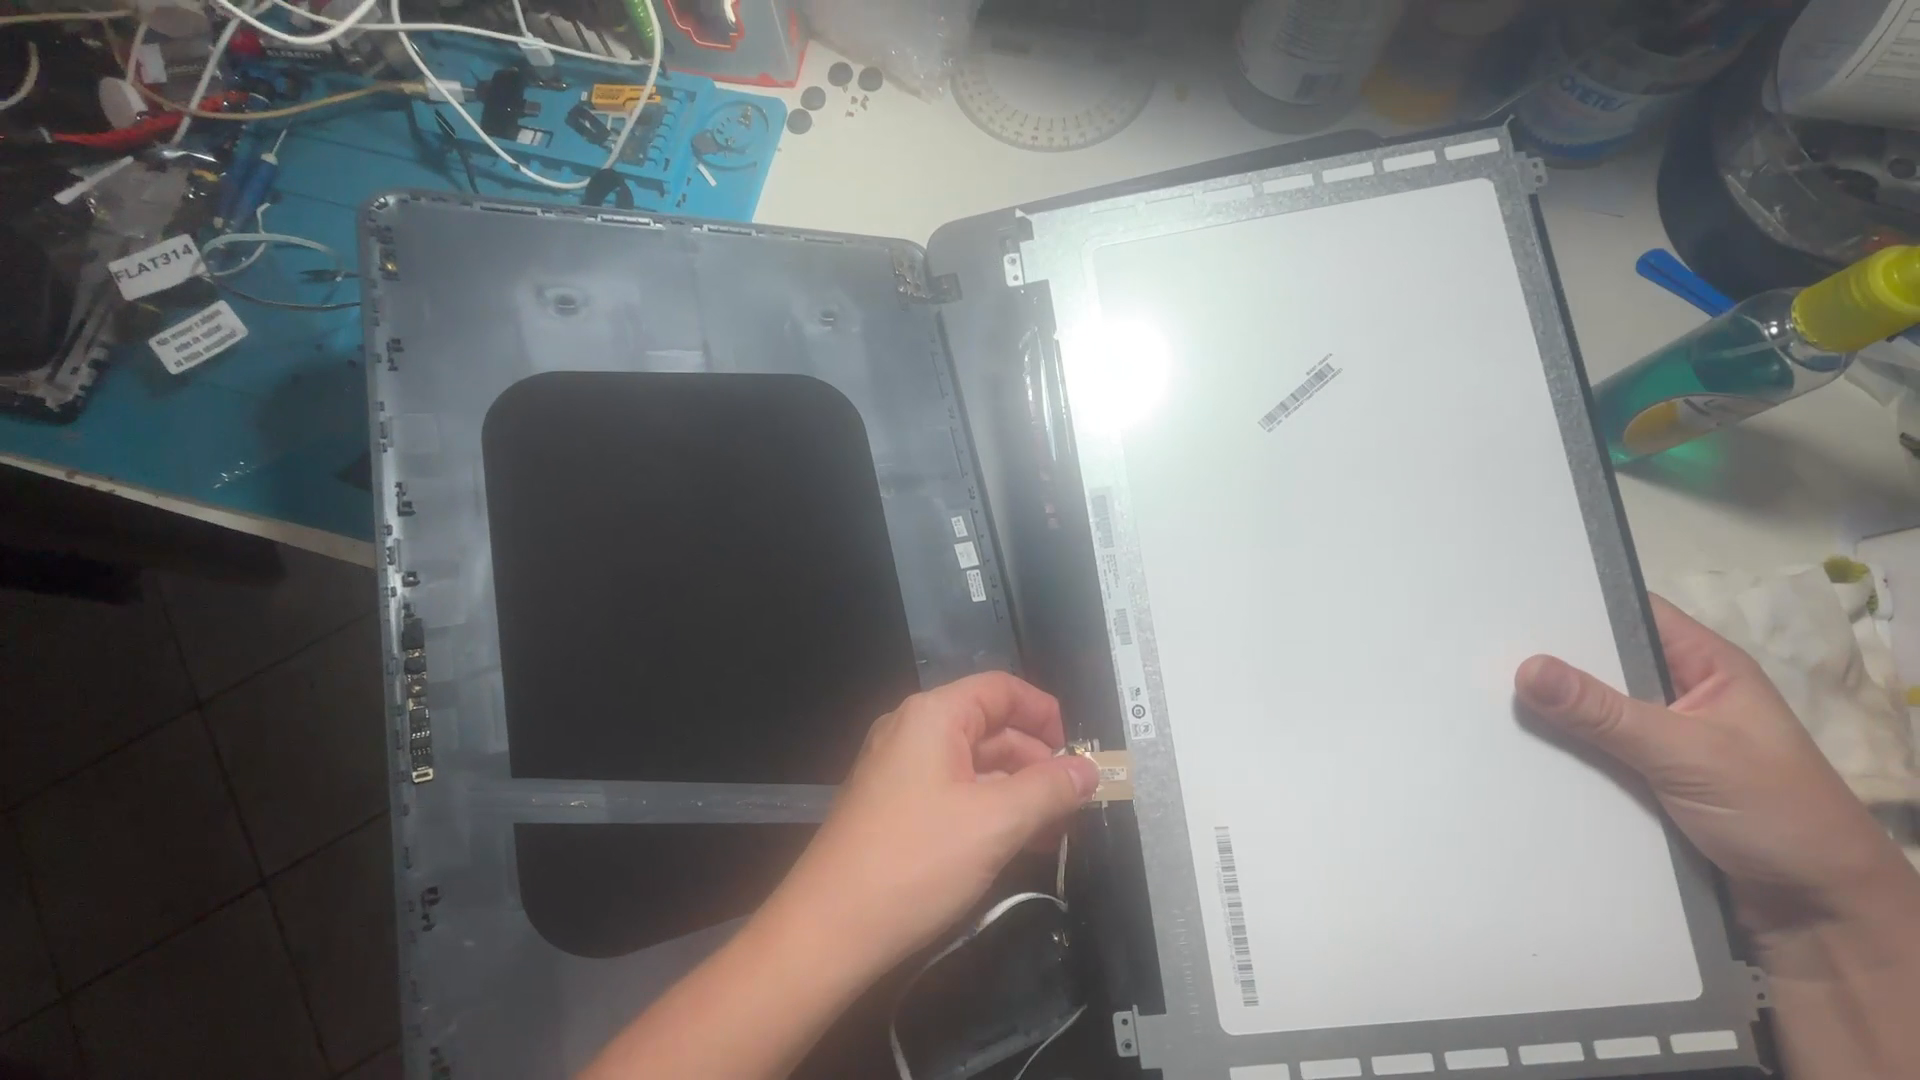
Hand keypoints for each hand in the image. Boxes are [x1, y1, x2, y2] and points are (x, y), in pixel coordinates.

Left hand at [761, 672, 1098, 978]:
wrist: (828, 931)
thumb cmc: (916, 862)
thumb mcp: (996, 822)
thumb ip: (1050, 789)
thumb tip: (1090, 769)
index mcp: (933, 715)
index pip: (1002, 689)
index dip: (1046, 714)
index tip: (1079, 756)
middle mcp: (913, 731)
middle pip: (991, 728)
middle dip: (1038, 763)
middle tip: (1077, 806)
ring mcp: (900, 770)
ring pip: (976, 766)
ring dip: (1019, 793)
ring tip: (1057, 834)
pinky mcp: (895, 807)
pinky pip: (955, 793)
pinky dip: (991, 812)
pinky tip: (1019, 846)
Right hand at [1516, 595, 1919, 1079]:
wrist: (1818, 913)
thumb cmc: (1778, 816)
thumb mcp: (1688, 755)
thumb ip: (1603, 713)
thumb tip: (1525, 667)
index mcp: (1703, 667)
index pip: (1628, 614)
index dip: (1571, 602)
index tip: (1504, 601)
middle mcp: (1673, 694)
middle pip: (1595, 663)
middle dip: (1542, 661)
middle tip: (1475, 650)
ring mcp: (1653, 738)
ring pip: (1583, 711)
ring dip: (1542, 712)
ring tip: (1475, 696)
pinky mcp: (1635, 777)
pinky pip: (1581, 752)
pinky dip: (1551, 752)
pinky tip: (1506, 747)